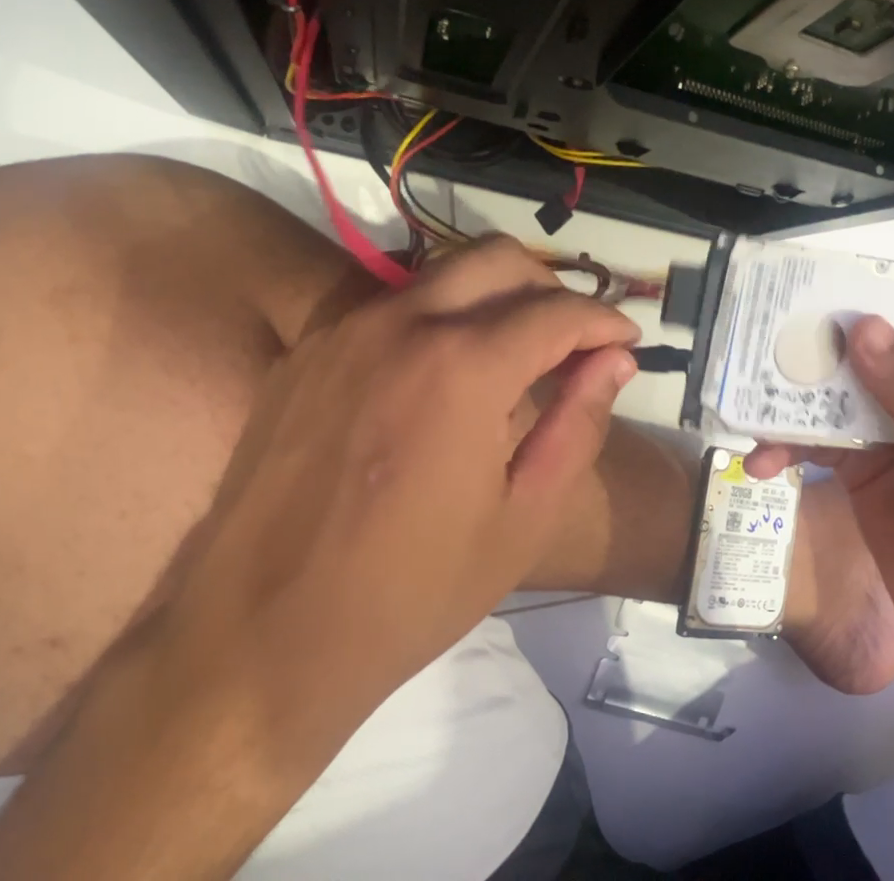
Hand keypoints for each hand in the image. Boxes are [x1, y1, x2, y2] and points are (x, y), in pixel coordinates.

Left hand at [141, 236, 639, 787]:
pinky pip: (390, 306)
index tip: (628, 342)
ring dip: (494, 296)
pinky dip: (438, 317)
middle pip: (498, 260)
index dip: (606, 321)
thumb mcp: (524, 520)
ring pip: (441, 274)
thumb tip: (614, 360)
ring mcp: (344, 331)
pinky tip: (445, 375)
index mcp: (464, 368)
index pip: (557, 311)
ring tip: (519, 354)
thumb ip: (579, 425)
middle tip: (577, 341)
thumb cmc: (413, 592)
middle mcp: (401, 324)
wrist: (265, 633)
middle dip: (552, 289)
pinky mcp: (307, 353)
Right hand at [748, 317, 893, 647]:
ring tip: (749, 409)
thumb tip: (862, 327)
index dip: (880, 302)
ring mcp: (890, 433)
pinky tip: (760, 463)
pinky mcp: (859, 467)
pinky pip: (816, 442)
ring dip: (792, 402)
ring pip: (834, 397)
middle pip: (868, 356)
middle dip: (819, 351)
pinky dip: (786, 447)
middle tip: (764, 341)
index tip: (824, 287)